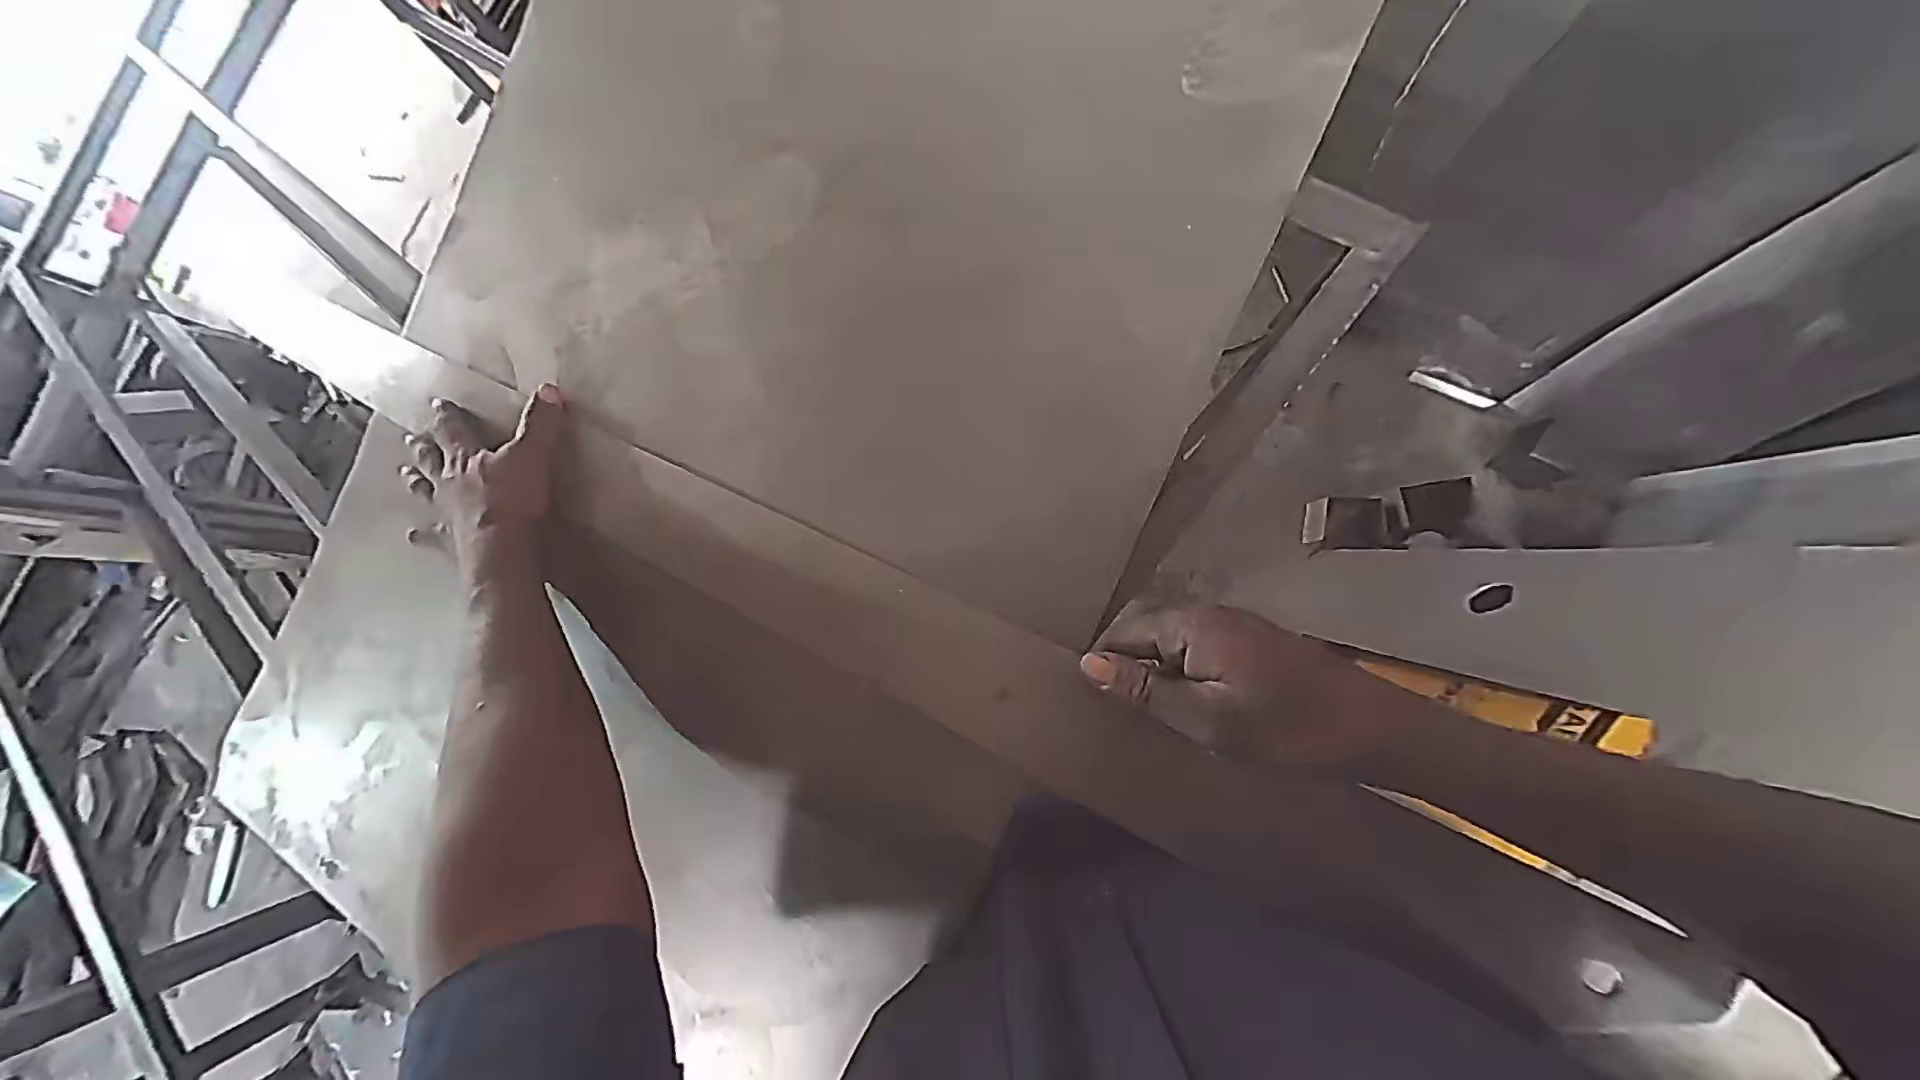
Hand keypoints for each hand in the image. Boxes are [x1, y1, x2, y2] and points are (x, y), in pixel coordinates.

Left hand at [400, 384, 566, 569]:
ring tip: (406, 475)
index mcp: (467, 459)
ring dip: (416, 482)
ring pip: (423, 492)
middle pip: (431, 460)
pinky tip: (413, 532)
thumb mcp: (534, 456)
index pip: (453, 430)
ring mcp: (443, 512)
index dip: (447, 416)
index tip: (438, 404)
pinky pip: (428, 535)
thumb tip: (548, 390)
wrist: (501, 550)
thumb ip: (540, 425)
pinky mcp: (447, 540)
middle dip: (424, 448)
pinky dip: (420, 533)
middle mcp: (448, 483)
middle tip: (413, 440)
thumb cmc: (515, 502)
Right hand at [1080, 606, 1418, 774]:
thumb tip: (1088, 665)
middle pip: (1149, 634)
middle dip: (1131, 669)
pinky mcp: (1256, 645)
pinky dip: (1187, 676)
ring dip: (1160, 675)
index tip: (1095, 702)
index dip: (1106, 665)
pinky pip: (1201, 653)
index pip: (1124, 632)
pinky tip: (1193, 706)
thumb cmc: (1288, 729)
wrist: (1378, 731)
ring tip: (1154, 715)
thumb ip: (1146, 691)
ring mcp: (1238, 627)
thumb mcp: (1208, 719)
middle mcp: (1212, 615)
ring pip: (1176, 645)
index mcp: (1193, 625)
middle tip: (1124, 714)